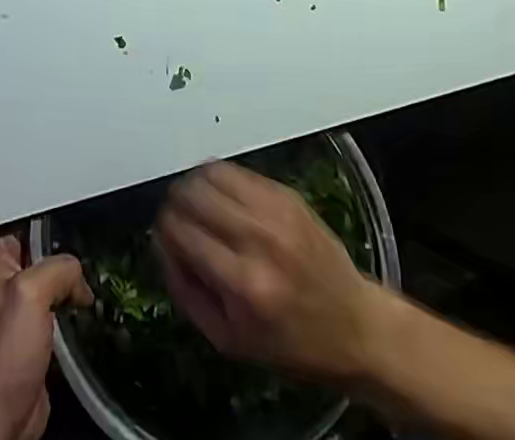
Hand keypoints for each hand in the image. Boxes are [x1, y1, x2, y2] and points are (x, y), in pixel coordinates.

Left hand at [0, 234, 92, 439]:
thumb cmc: (3, 359)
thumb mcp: (32, 292)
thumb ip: (60, 267)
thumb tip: (78, 278)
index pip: (31, 224)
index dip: (56, 230)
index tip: (77, 237)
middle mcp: (2, 279)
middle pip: (48, 251)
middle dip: (69, 261)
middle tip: (82, 273)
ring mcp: (18, 306)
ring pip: (58, 278)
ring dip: (74, 287)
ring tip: (85, 292)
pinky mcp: (33, 330)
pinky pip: (61, 304)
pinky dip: (74, 307)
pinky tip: (84, 311)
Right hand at [155, 160, 390, 385]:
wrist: (354, 324)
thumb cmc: (289, 342)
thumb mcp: (227, 338)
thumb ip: (185, 290)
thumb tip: (160, 244)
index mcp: (241, 282)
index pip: (182, 231)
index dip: (163, 228)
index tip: (162, 234)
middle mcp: (258, 238)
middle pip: (195, 195)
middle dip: (175, 202)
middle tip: (175, 216)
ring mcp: (277, 212)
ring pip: (215, 174)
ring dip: (195, 184)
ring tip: (194, 201)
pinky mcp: (290, 195)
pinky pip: (241, 171)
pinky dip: (222, 178)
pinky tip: (221, 195)